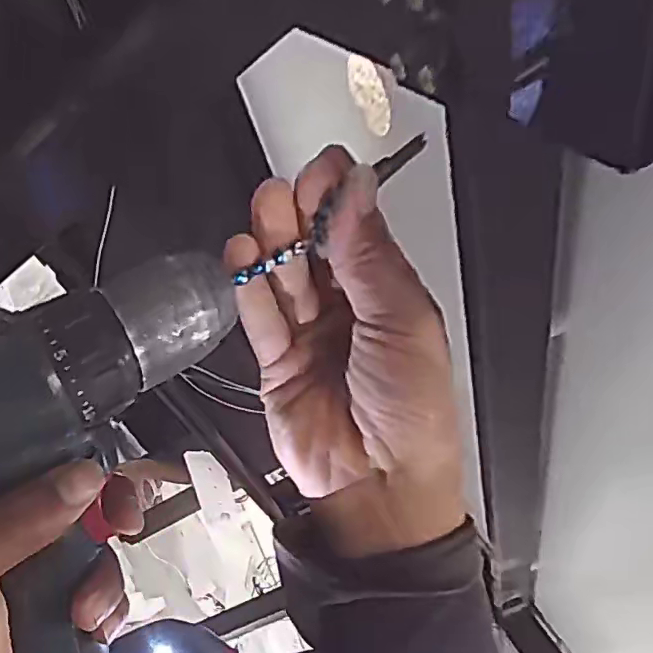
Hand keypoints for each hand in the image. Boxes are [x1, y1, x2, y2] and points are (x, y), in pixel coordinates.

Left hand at [0, 462, 143, 652]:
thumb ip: (16, 524)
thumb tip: (79, 480)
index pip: (26, 469)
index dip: (69, 465)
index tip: (104, 477)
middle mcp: (5, 538)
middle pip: (72, 501)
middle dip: (106, 511)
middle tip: (123, 522)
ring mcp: (36, 574)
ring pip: (95, 546)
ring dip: (103, 576)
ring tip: (83, 613)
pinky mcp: (61, 607)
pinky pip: (104, 586)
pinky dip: (109, 604)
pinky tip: (90, 627)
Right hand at [223, 146, 468, 555]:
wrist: (375, 482)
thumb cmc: (410, 411)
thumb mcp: (401, 322)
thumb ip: (368, 260)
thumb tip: (354, 196)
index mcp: (391, 296)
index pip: (358, 234)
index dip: (339, 200)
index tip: (323, 171)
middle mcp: (347, 312)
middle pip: (314, 252)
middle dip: (298, 218)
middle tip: (283, 192)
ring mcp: (309, 338)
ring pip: (282, 280)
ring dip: (271, 247)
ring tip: (260, 218)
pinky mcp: (275, 364)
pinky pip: (259, 318)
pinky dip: (248, 289)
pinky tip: (242, 260)